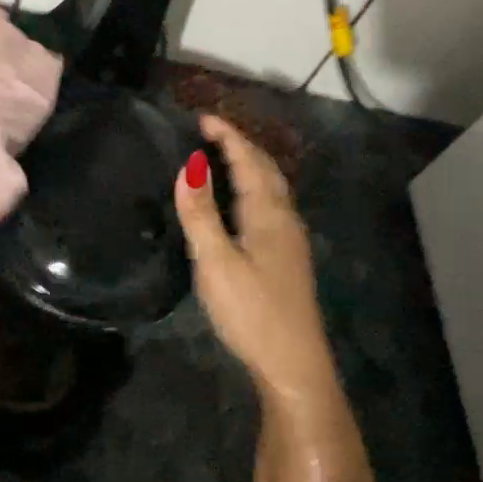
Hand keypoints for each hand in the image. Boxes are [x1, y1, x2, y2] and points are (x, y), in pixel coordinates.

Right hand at [174, 116, 330, 398]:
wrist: (294, 364)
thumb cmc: (252, 311)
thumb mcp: (216, 262)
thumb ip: (199, 213)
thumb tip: (189, 164)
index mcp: (269, 214)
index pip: (248, 160)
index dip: (227, 136)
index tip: (202, 117)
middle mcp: (285, 219)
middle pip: (266, 169)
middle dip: (240, 145)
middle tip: (209, 132)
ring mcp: (289, 240)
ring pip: (271, 188)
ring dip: (248, 165)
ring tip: (220, 157)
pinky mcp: (287, 258)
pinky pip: (270, 205)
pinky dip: (251, 187)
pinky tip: (237, 203)